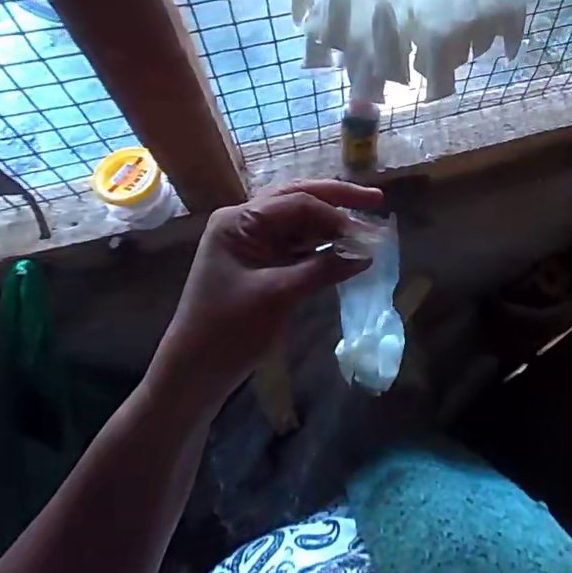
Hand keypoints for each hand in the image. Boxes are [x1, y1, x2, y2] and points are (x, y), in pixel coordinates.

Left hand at [150, 179, 383, 403]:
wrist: (194, 372)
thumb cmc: (228, 330)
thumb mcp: (278, 296)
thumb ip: (322, 268)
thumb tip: (366, 252)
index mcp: (238, 220)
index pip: (296, 202)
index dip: (334, 214)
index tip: (366, 234)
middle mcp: (244, 221)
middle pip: (298, 199)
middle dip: (337, 199)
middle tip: (377, 200)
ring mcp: (252, 241)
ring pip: (300, 220)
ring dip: (331, 222)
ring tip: (367, 226)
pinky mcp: (260, 261)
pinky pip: (296, 243)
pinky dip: (321, 244)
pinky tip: (345, 247)